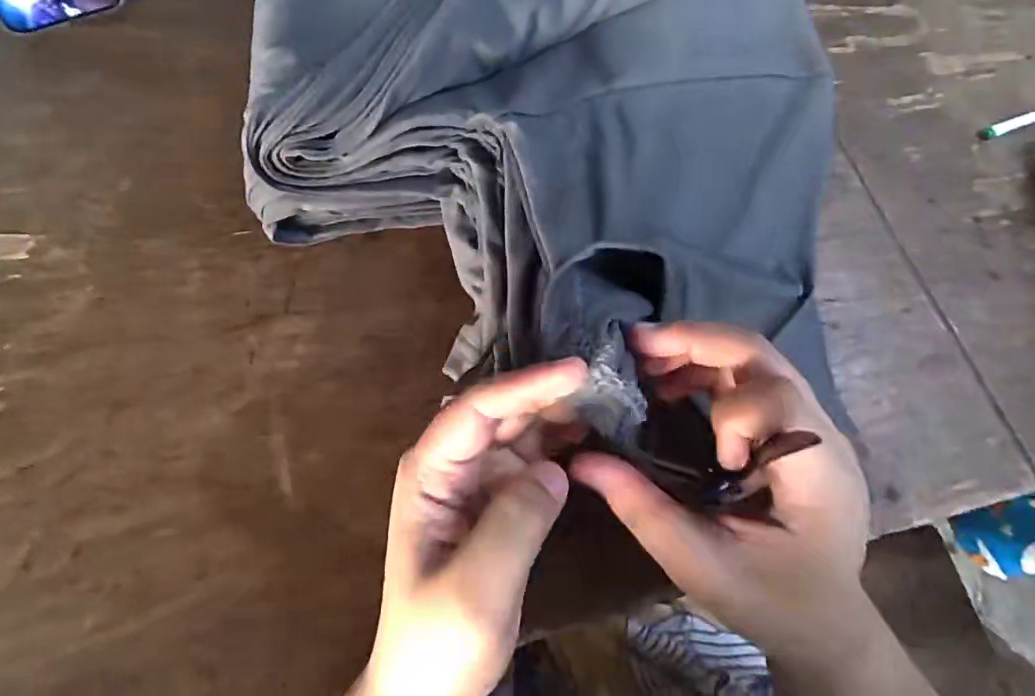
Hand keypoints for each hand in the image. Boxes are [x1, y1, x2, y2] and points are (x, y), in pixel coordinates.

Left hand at [355, 359, 588, 695]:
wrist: (429, 691)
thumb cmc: (440, 641)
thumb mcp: (476, 588)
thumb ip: (514, 523)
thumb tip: (555, 469)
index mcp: (430, 471)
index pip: (477, 410)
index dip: (526, 385)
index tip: (575, 371)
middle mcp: (452, 464)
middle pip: (502, 412)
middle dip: (548, 392)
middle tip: (602, 381)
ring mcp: (476, 480)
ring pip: (520, 429)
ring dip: (558, 412)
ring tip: (605, 399)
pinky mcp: (499, 500)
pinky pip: (532, 459)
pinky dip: (561, 443)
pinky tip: (591, 434)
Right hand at [568, 324, 882, 681]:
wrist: (825, 623)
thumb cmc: (772, 601)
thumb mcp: (702, 565)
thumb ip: (643, 508)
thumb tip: (583, 460)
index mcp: (818, 470)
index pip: (780, 397)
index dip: (735, 412)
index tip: (718, 458)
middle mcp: (822, 431)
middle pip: (760, 355)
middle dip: (696, 341)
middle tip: (639, 344)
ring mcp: (812, 422)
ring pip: (753, 356)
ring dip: (698, 350)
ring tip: (648, 363)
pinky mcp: (794, 423)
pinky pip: (750, 376)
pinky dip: (708, 369)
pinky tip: (673, 385)